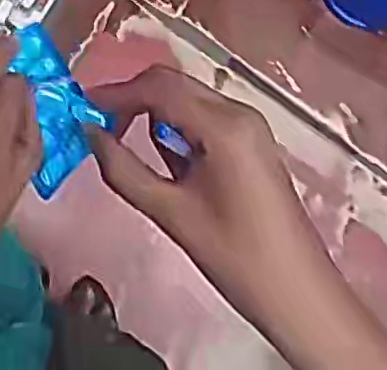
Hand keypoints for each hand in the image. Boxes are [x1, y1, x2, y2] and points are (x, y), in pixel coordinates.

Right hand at [86, 67, 386, 369]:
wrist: (304, 302)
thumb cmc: (238, 259)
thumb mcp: (171, 214)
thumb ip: (122, 168)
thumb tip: (89, 132)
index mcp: (224, 126)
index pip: (157, 88)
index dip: (115, 94)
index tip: (82, 108)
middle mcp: (238, 112)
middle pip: (170, 83)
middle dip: (131, 100)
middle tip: (99, 125)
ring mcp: (248, 125)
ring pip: (183, 97)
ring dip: (153, 115)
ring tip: (137, 153)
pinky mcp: (249, 140)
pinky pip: (200, 116)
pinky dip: (175, 128)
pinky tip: (171, 164)